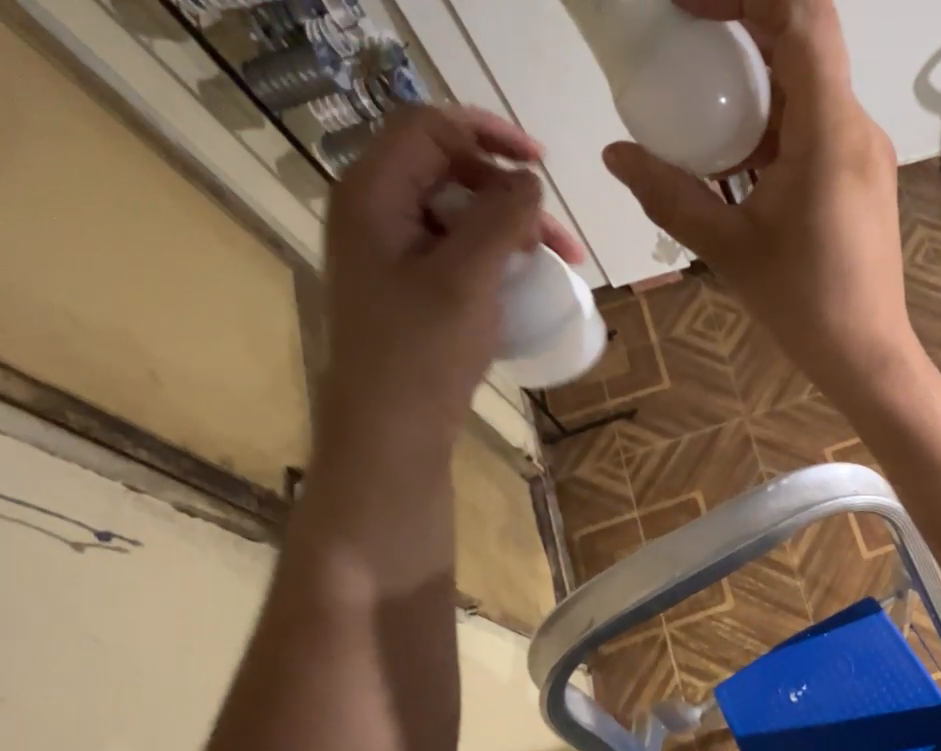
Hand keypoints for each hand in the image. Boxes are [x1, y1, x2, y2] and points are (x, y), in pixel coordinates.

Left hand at [321, 107, 586, 443]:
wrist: (391, 425)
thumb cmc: (421, 351)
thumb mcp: (467, 279)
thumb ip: (498, 220)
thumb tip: (530, 180)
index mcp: (373, 194)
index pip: (429, 127)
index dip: (488, 133)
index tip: (543, 166)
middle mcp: (376, 209)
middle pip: (449, 166)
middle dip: (511, 192)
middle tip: (560, 239)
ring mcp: (392, 246)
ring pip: (460, 208)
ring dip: (513, 225)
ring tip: (558, 264)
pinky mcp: (411, 279)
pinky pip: (459, 244)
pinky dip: (498, 251)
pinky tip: (525, 280)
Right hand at [603, 0, 912, 376]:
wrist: (868, 357)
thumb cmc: (805, 305)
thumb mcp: (728, 247)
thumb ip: (669, 193)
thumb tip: (615, 153)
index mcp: (832, 131)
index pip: (804, 16)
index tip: (690, 10)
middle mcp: (858, 129)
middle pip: (804, 43)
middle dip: (739, 27)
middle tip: (680, 44)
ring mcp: (865, 155)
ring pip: (809, 87)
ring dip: (753, 84)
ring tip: (697, 109)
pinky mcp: (862, 180)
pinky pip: (816, 126)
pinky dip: (772, 123)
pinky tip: (731, 158)